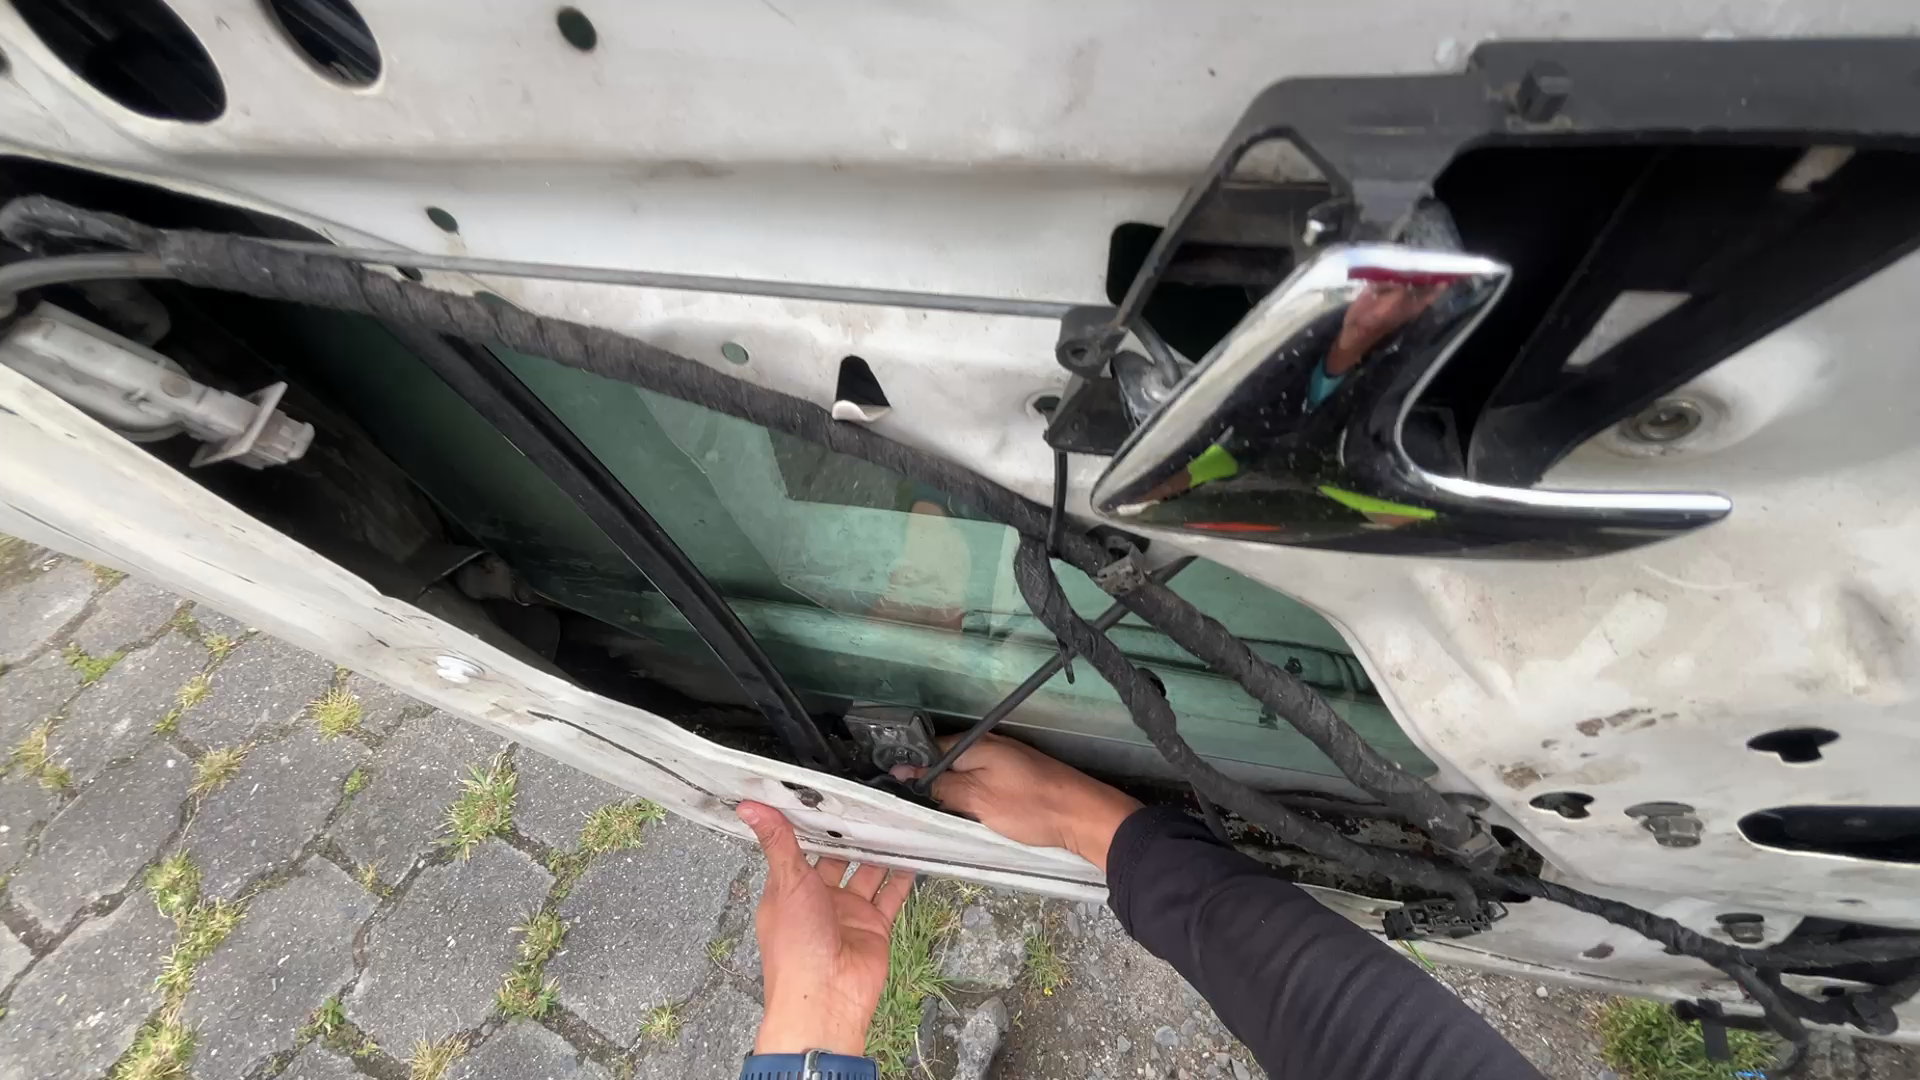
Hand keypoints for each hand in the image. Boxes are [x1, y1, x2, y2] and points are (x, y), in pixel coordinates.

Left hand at [736, 801, 913, 1056]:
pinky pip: (890, 895)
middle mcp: (820, 898)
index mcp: (790, 889)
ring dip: (879, 850)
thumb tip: (749, 806)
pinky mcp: (874, 925)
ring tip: (894, 818)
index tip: (827, 792)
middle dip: (851, 835)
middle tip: (868, 799)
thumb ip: (777, 841)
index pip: (802, 847)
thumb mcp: (787, 883)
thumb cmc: (796, 945)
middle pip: (839, 858)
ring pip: (867, 872)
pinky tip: (914, 852)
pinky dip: (903, 876)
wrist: (827, 999)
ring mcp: (848, 912)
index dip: (814, 823)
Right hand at [892, 734, 1142, 871]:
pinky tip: (969, 812)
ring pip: (963, 771)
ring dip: (951, 790)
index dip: (911, 767)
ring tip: (939, 812)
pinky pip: (980, 779)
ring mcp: (1003, 758)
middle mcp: (987, 744)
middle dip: (930, 780)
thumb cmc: (1028, 805)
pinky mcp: (1015, 774)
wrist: (1081, 814)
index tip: (894, 788)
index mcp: (974, 744)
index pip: (929, 749)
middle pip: (945, 760)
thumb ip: (940, 786)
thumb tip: (904, 772)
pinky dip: (971, 794)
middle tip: (916, 807)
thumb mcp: (976, 799)